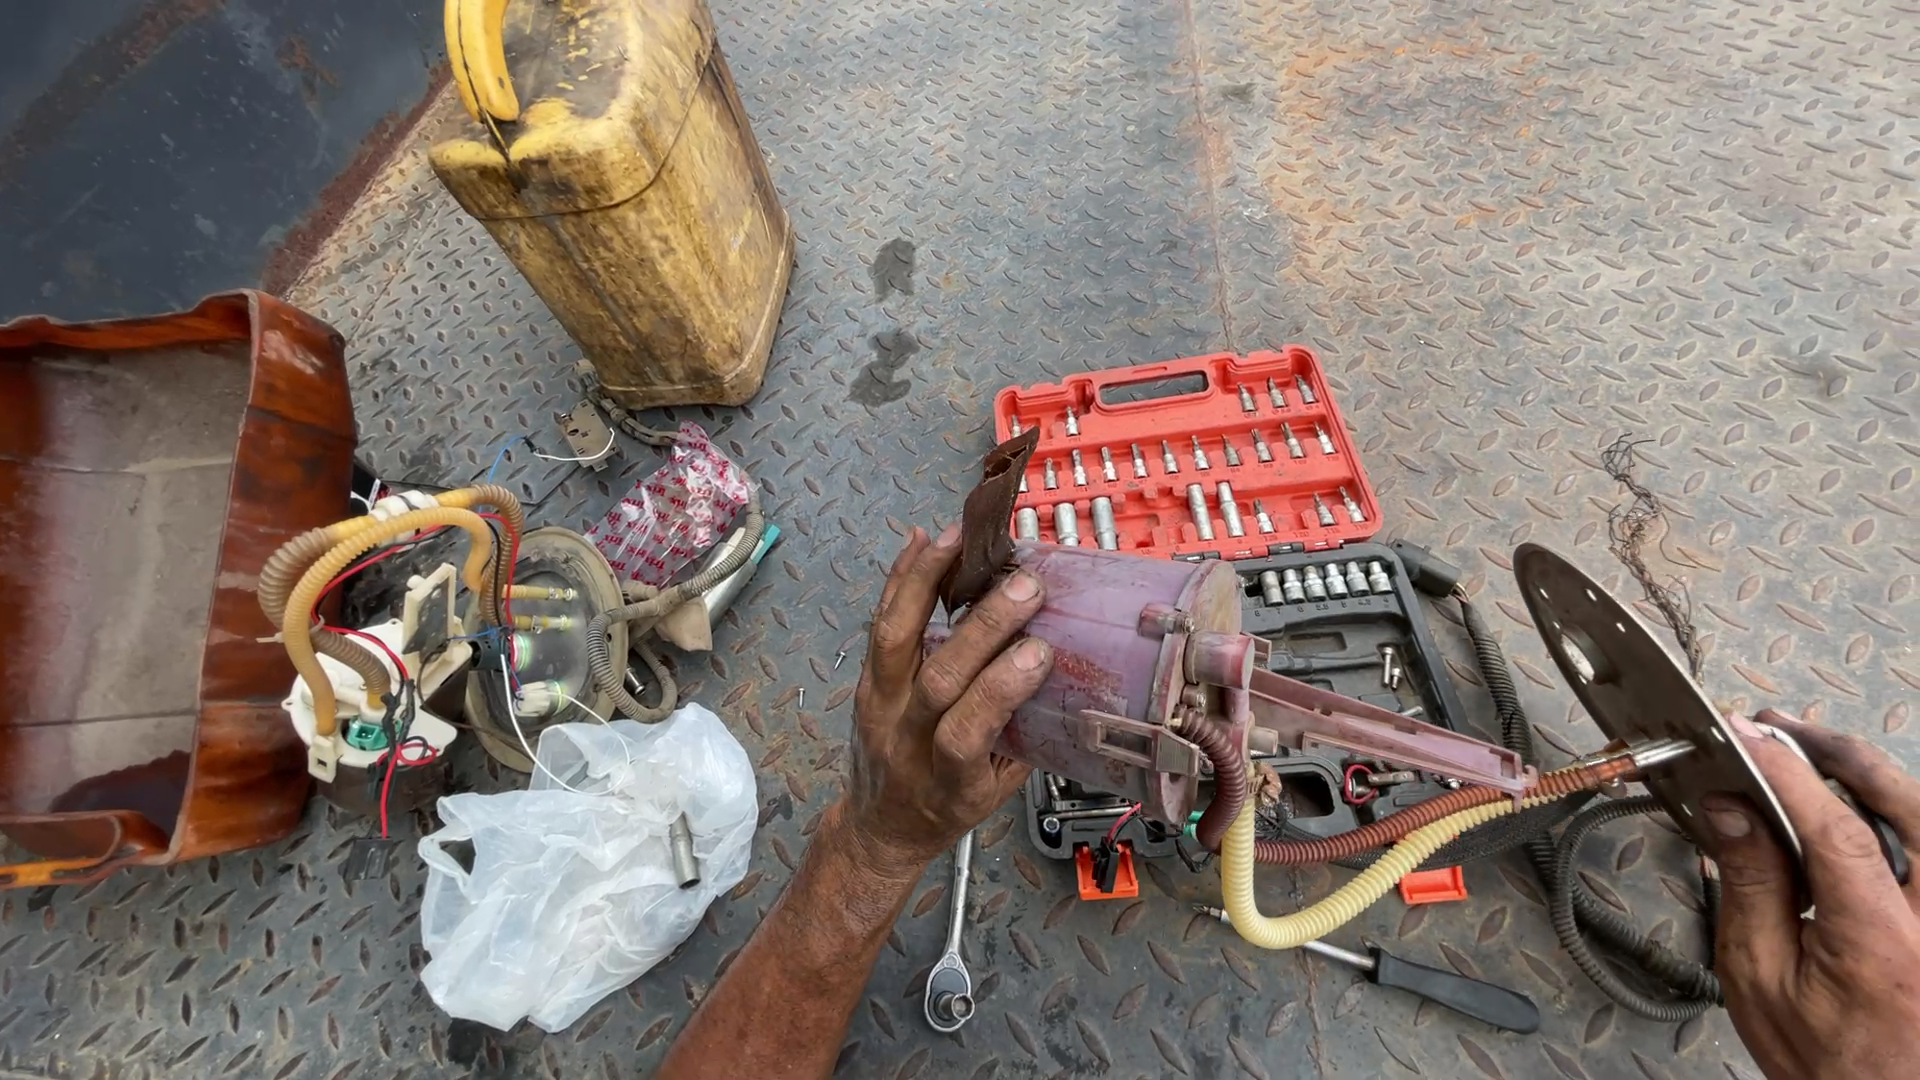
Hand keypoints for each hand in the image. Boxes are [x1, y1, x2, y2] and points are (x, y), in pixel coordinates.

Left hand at [836, 525, 1052, 877]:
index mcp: (947, 780)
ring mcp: (877, 704)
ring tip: (958, 539)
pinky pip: (880, 622)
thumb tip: (1063, 673)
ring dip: (926, 582)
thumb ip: (1022, 736)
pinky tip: (920, 542)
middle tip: (1024, 587)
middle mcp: (904, 738)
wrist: (880, 825)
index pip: (967, 732)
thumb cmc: (946, 810)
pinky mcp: (864, 679)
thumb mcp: (994, 793)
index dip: (1001, 690)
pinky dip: (900, 578)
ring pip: (894, 637)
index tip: (1040, 651)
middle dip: (983, 627)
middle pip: (937, 677)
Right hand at [1705, 709, 1919, 1079]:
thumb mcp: (1756, 972)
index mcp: (1888, 946)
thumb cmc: (1823, 1058)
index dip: (1789, 774)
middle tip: (1785, 729)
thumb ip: (1750, 885)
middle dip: (1848, 758)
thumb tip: (1729, 810)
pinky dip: (1897, 818)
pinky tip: (1853, 804)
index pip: (1842, 833)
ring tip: (1813, 755)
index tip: (1744, 737)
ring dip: (1877, 781)